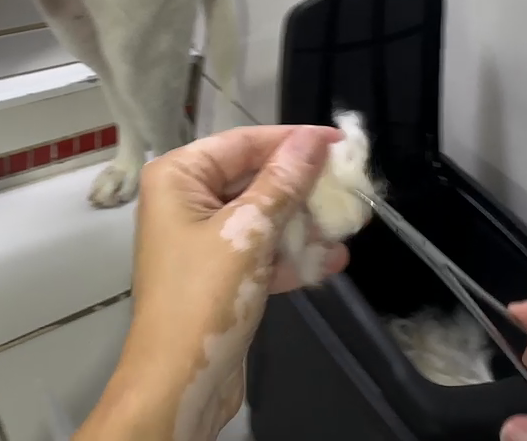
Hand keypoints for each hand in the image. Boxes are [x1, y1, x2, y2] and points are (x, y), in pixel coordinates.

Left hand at [77, 125, 345, 440]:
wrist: (177, 386)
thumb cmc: (203, 300)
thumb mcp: (248, 233)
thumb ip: (283, 184)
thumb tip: (312, 141)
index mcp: (179, 177)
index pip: (242, 142)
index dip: (292, 140)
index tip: (338, 140)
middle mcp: (186, 199)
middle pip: (253, 176)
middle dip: (301, 185)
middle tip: (349, 183)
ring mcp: (201, 238)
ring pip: (261, 215)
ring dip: (302, 221)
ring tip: (349, 222)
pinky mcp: (218, 274)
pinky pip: (259, 250)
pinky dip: (290, 254)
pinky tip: (331, 259)